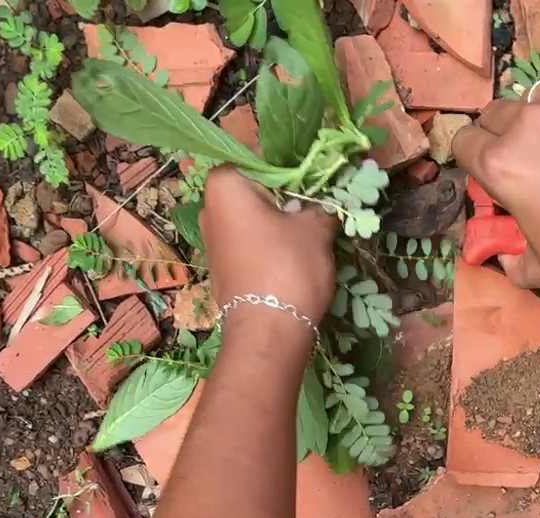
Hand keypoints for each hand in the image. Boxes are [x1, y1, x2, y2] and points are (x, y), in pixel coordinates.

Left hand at [200, 167, 338, 324]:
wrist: (269, 333)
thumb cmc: (288, 268)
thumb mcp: (315, 230)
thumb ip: (322, 207)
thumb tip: (329, 203)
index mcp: (225, 183)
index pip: (266, 162)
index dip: (298, 171)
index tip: (322, 183)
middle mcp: (209, 208)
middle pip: (259, 194)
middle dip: (289, 201)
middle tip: (320, 210)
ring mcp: (213, 242)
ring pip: (256, 222)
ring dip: (282, 227)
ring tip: (312, 237)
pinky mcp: (223, 270)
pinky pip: (252, 248)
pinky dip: (272, 250)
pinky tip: (294, 261)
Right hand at [451, 83, 539, 298]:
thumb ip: (509, 258)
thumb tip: (503, 253)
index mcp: (502, 165)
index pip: (463, 143)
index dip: (473, 163)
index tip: (490, 179)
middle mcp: (529, 123)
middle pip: (494, 115)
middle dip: (500, 139)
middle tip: (526, 168)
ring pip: (536, 102)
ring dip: (539, 125)